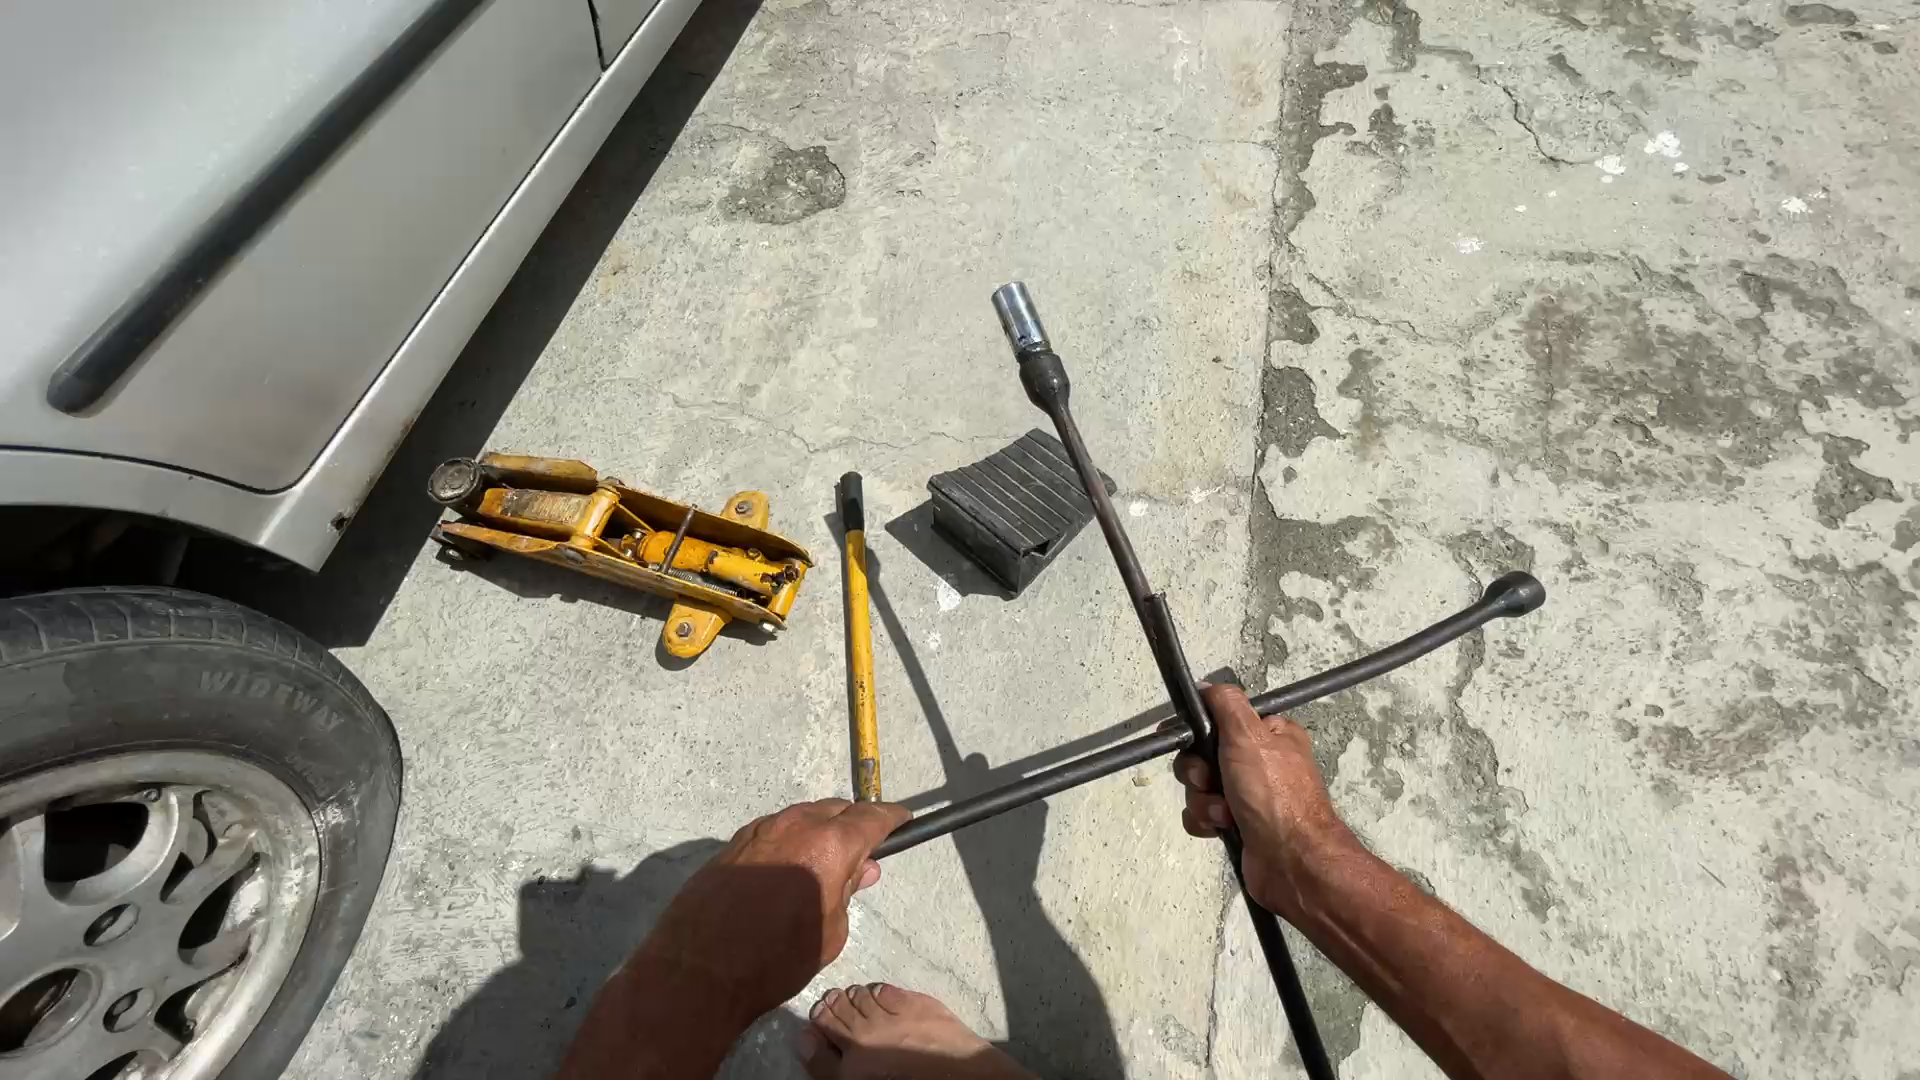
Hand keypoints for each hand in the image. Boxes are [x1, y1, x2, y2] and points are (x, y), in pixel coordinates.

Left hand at [633, 799, 909, 1021]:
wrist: (698, 969)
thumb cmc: (775, 959)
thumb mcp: (831, 932)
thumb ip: (849, 891)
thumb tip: (862, 868)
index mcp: (831, 844)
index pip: (872, 817)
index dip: (892, 817)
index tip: (903, 819)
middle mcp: (799, 824)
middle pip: (838, 810)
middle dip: (855, 824)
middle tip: (862, 852)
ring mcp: (763, 828)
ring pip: (805, 815)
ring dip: (821, 829)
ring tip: (823, 861)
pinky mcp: (735, 840)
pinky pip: (776, 828)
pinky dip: (792, 838)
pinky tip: (787, 866)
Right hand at [1173, 684, 1353, 918]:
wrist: (1292, 863)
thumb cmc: (1273, 794)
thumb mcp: (1249, 735)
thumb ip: (1225, 704)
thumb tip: (1206, 686)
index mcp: (1270, 736)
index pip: (1221, 721)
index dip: (1200, 731)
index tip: (1189, 740)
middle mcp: (1259, 764)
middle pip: (1202, 755)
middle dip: (1199, 771)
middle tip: (1211, 780)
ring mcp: (1247, 796)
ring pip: (1198, 786)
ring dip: (1203, 799)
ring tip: (1225, 813)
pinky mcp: (1236, 826)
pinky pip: (1201, 814)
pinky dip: (1206, 820)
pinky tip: (1222, 828)